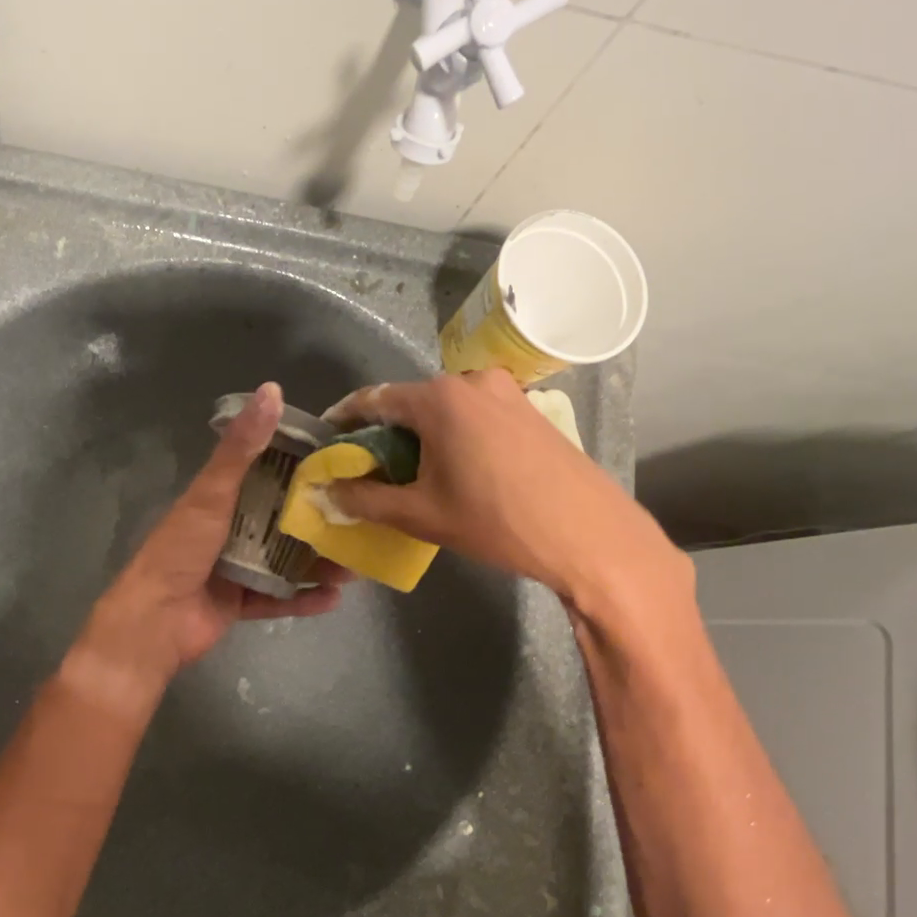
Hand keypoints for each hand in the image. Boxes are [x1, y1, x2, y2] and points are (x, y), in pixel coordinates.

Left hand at [67, 383, 350, 709]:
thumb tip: (271, 390)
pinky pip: (279, 598)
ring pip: (286, 560)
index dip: (303, 467)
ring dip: (318, 562)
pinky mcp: (240, 603)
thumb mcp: (211, 493)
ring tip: (356, 563)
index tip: (344, 464)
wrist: (154, 621)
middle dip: (319, 520)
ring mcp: (235, 567)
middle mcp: (229, 528)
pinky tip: (335, 597)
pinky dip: (304, 598)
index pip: (268, 473)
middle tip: (361, 518)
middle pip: (282, 520)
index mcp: (219, 498)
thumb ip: (242, 448)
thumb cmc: (180, 550)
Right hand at [324, 370, 685, 611]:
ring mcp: (507, 393)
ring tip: (410, 473)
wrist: (589, 534)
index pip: (374, 399)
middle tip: (366, 467)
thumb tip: (328, 493)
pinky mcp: (530, 411)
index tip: (327, 436)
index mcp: (439, 398)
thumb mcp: (421, 514)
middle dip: (385, 432)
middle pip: (411, 402)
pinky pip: (476, 415)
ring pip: (446, 409)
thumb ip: (366, 500)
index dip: (345, 418)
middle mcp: (472, 382)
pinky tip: (454, 469)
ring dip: (422, 435)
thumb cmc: (497, 520)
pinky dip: (454, 435)